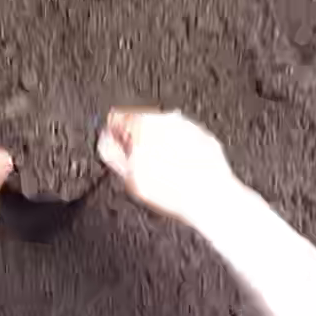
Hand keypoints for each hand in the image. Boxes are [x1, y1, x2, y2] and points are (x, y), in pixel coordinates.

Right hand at [96, 108, 249, 226]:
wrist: (209, 197)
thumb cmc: (172, 189)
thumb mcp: (129, 177)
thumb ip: (112, 153)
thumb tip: (105, 142)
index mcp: (141, 122)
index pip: (117, 118)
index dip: (114, 136)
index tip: (117, 149)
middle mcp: (166, 118)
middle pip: (143, 125)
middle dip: (141, 143)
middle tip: (142, 169)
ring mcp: (187, 127)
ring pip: (167, 133)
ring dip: (163, 148)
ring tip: (165, 175)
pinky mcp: (205, 138)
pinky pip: (187, 142)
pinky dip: (183, 154)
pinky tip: (182, 174)